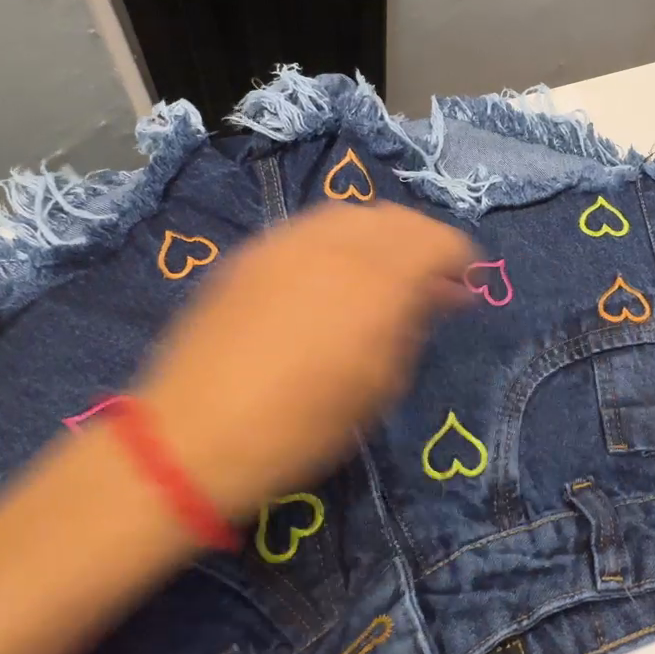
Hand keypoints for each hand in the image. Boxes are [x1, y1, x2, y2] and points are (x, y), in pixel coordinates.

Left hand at [135, 202, 474, 514]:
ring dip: (381, 238)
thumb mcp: (379, 387)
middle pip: (400, 219)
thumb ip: (413, 326)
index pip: (439, 240)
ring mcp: (288, 241)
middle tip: (428, 284)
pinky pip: (311, 227)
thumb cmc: (300, 428)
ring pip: (355, 214)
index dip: (461, 260)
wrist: (190, 438)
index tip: (464, 287)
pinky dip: (337, 241)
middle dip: (424, 244)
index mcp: (378, 281)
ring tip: (380, 276)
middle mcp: (337, 244)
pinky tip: (330, 275)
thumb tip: (439, 294)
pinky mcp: (252, 250)